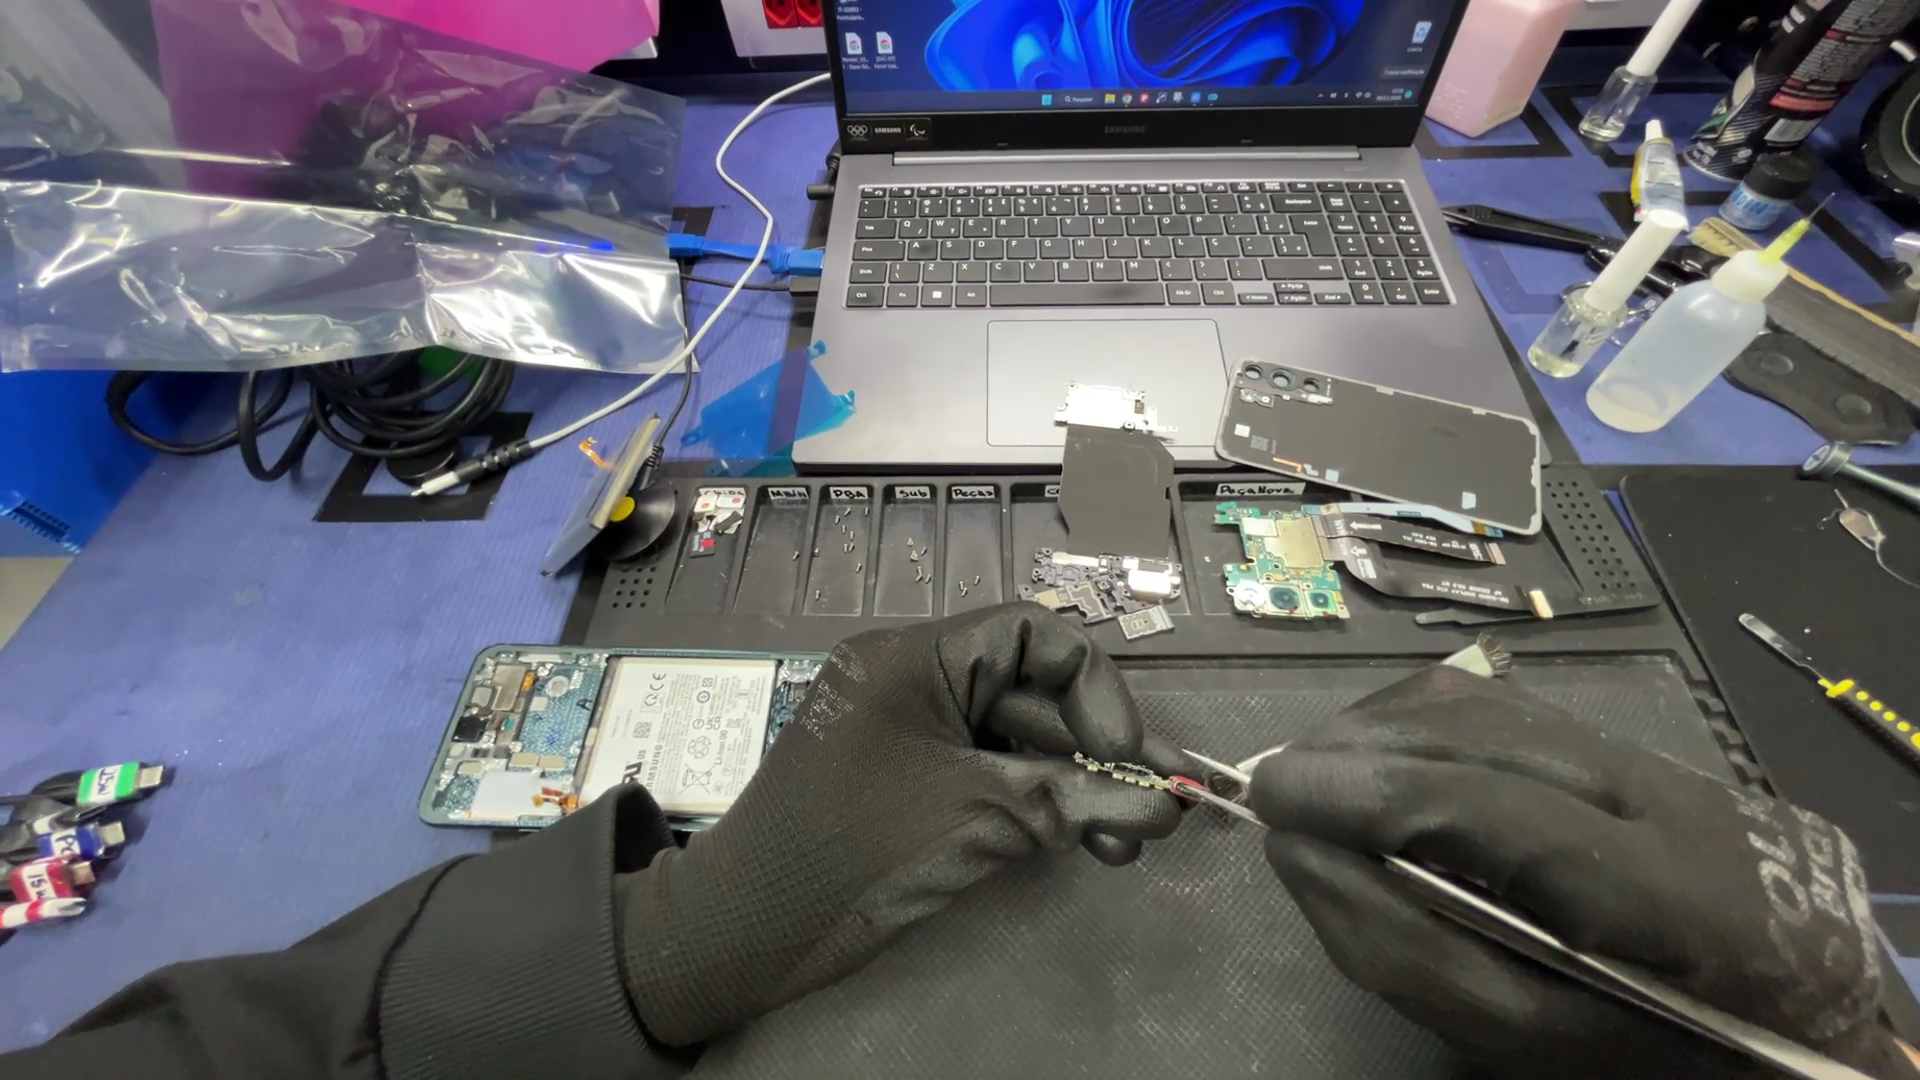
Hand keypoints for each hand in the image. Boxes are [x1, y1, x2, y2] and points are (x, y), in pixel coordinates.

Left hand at [617, 602, 1183, 1044]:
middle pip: (1031, 690)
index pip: (1028, 633)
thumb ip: (1078, 803)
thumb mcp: (977, 818)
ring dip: (1076, 784)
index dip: (1091, 684)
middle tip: (1158, 802)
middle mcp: (918, 678)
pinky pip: (991, 771)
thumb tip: (1168, 805)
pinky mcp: (918, 774)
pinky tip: (1089, 841)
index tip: (1126, 750)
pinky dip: (1038, 802)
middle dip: (1096, 748)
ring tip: (1133, 841)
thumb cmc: (854, 850)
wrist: (747, 929)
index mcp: (916, 656)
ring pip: (1017, 739)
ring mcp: (917, 728)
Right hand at [1251, 665, 1915, 1078]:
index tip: (1264, 797)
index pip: (1485, 807)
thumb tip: (1290, 845)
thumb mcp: (1516, 1034)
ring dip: (1361, 730)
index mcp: (1678, 896)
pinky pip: (1464, 697)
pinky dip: (1392, 721)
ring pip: (1458, 698)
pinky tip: (1363, 755)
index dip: (1359, 793)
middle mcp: (1666, 789)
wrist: (1760, 1009)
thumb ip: (1394, 945)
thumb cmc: (1636, 1045)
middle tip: (1273, 786)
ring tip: (1311, 772)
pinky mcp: (1595, 725)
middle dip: (1346, 751)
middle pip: (1464, 730)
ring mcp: (1634, 744)